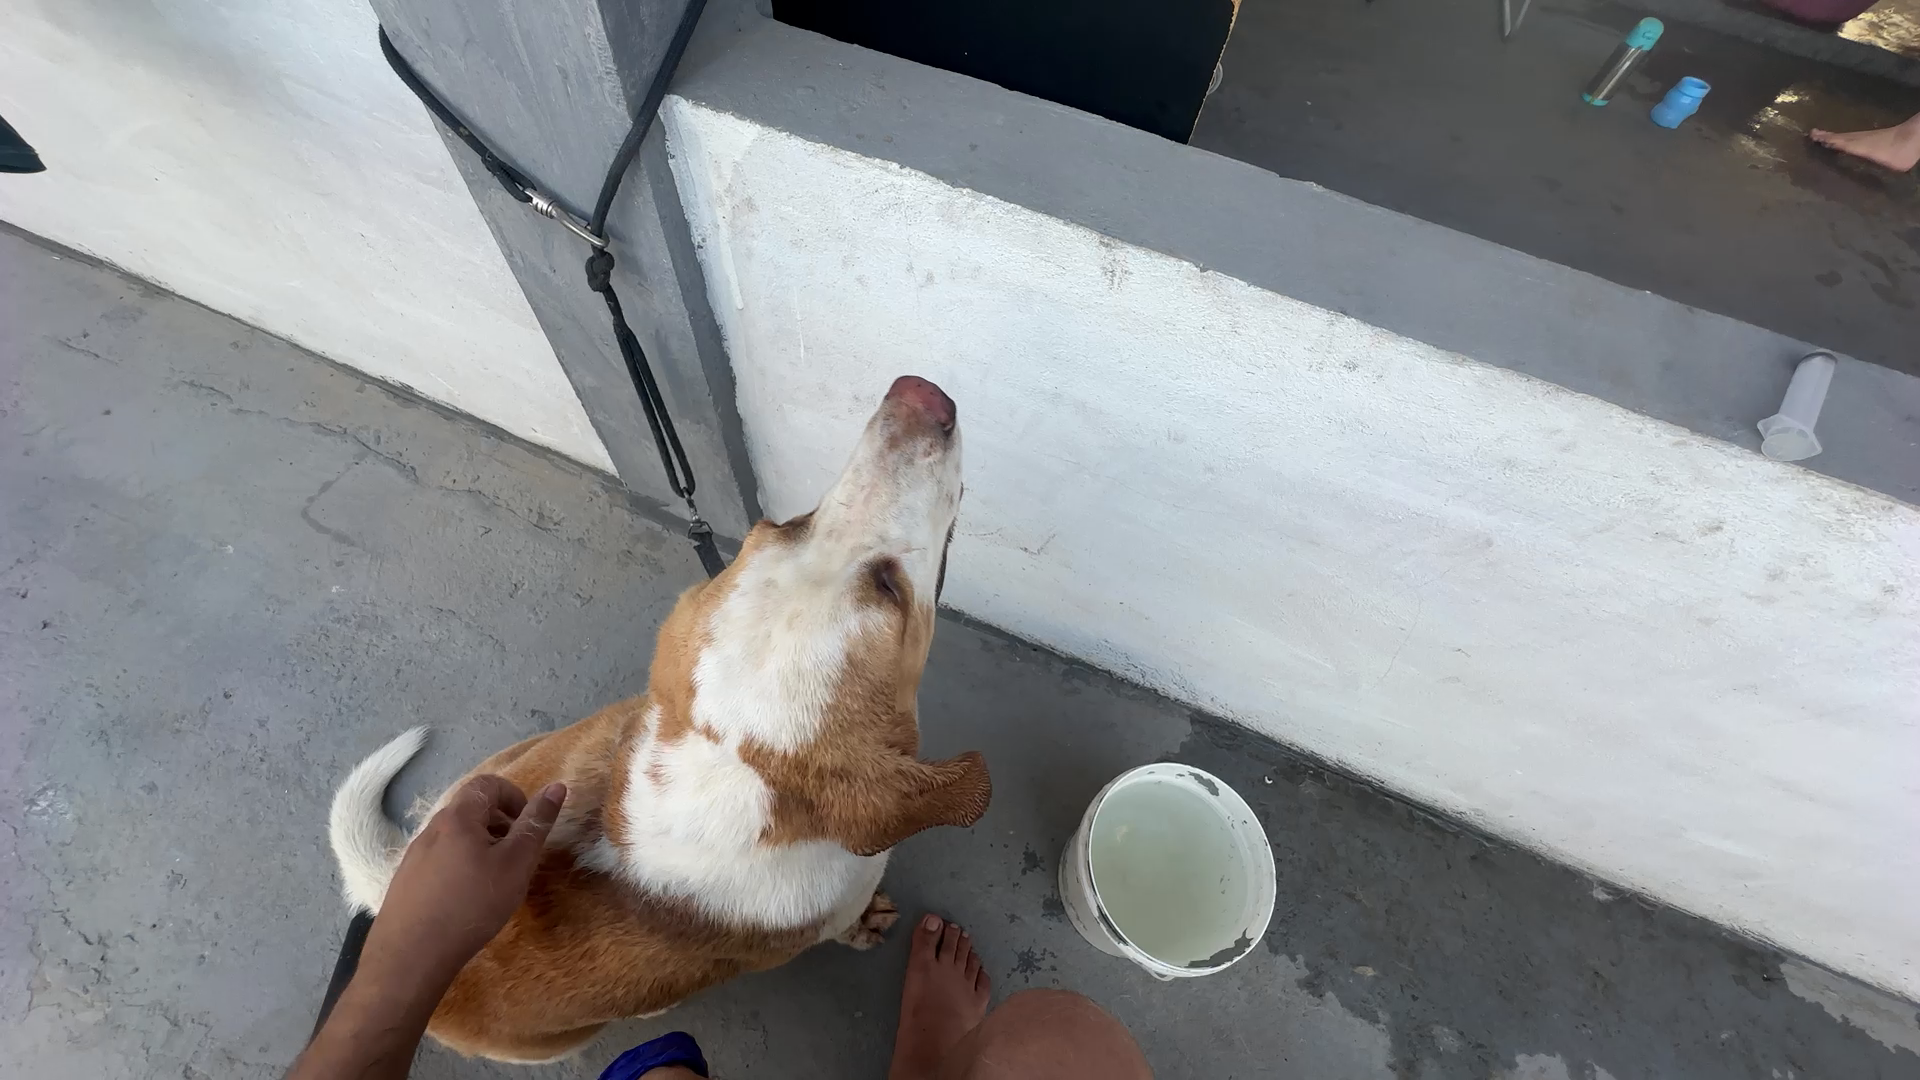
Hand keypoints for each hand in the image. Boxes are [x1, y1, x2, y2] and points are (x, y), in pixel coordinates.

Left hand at [362, 774, 566, 991]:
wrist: (408, 963)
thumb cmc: (471, 905)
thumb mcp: (517, 862)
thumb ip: (536, 822)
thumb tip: (557, 786)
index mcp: (457, 818)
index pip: (487, 784)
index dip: (514, 795)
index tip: (526, 824)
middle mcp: (430, 831)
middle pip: (470, 809)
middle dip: (500, 822)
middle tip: (516, 852)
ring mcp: (412, 859)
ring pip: (454, 836)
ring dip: (481, 845)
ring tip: (494, 877)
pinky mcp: (403, 885)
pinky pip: (438, 860)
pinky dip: (460, 865)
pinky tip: (466, 898)